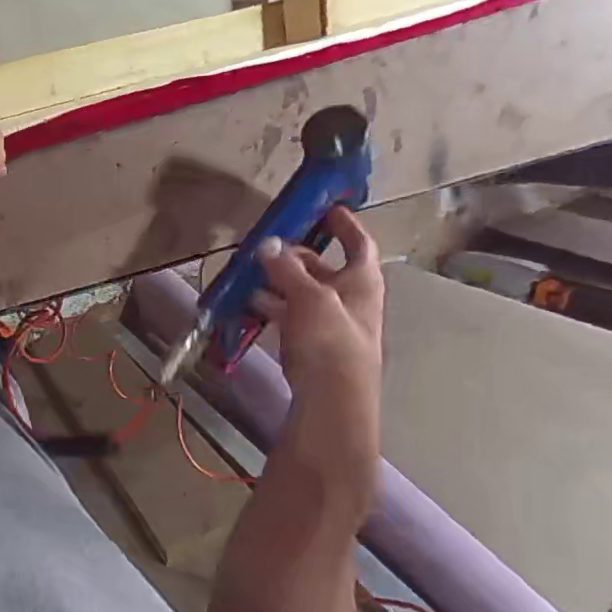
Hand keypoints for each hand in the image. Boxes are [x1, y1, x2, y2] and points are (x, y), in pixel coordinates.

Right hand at [253, 207, 383, 403]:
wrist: (331, 402)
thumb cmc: (329, 342)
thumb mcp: (308, 297)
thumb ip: (287, 269)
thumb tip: (269, 244)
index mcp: (362, 282)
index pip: (359, 244)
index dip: (345, 225)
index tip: (327, 209)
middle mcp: (351, 300)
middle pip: (324, 268)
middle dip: (295, 256)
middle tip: (266, 246)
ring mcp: (331, 324)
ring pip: (303, 292)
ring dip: (277, 282)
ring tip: (249, 274)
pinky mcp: (312, 345)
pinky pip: (290, 316)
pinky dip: (273, 306)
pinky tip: (250, 304)